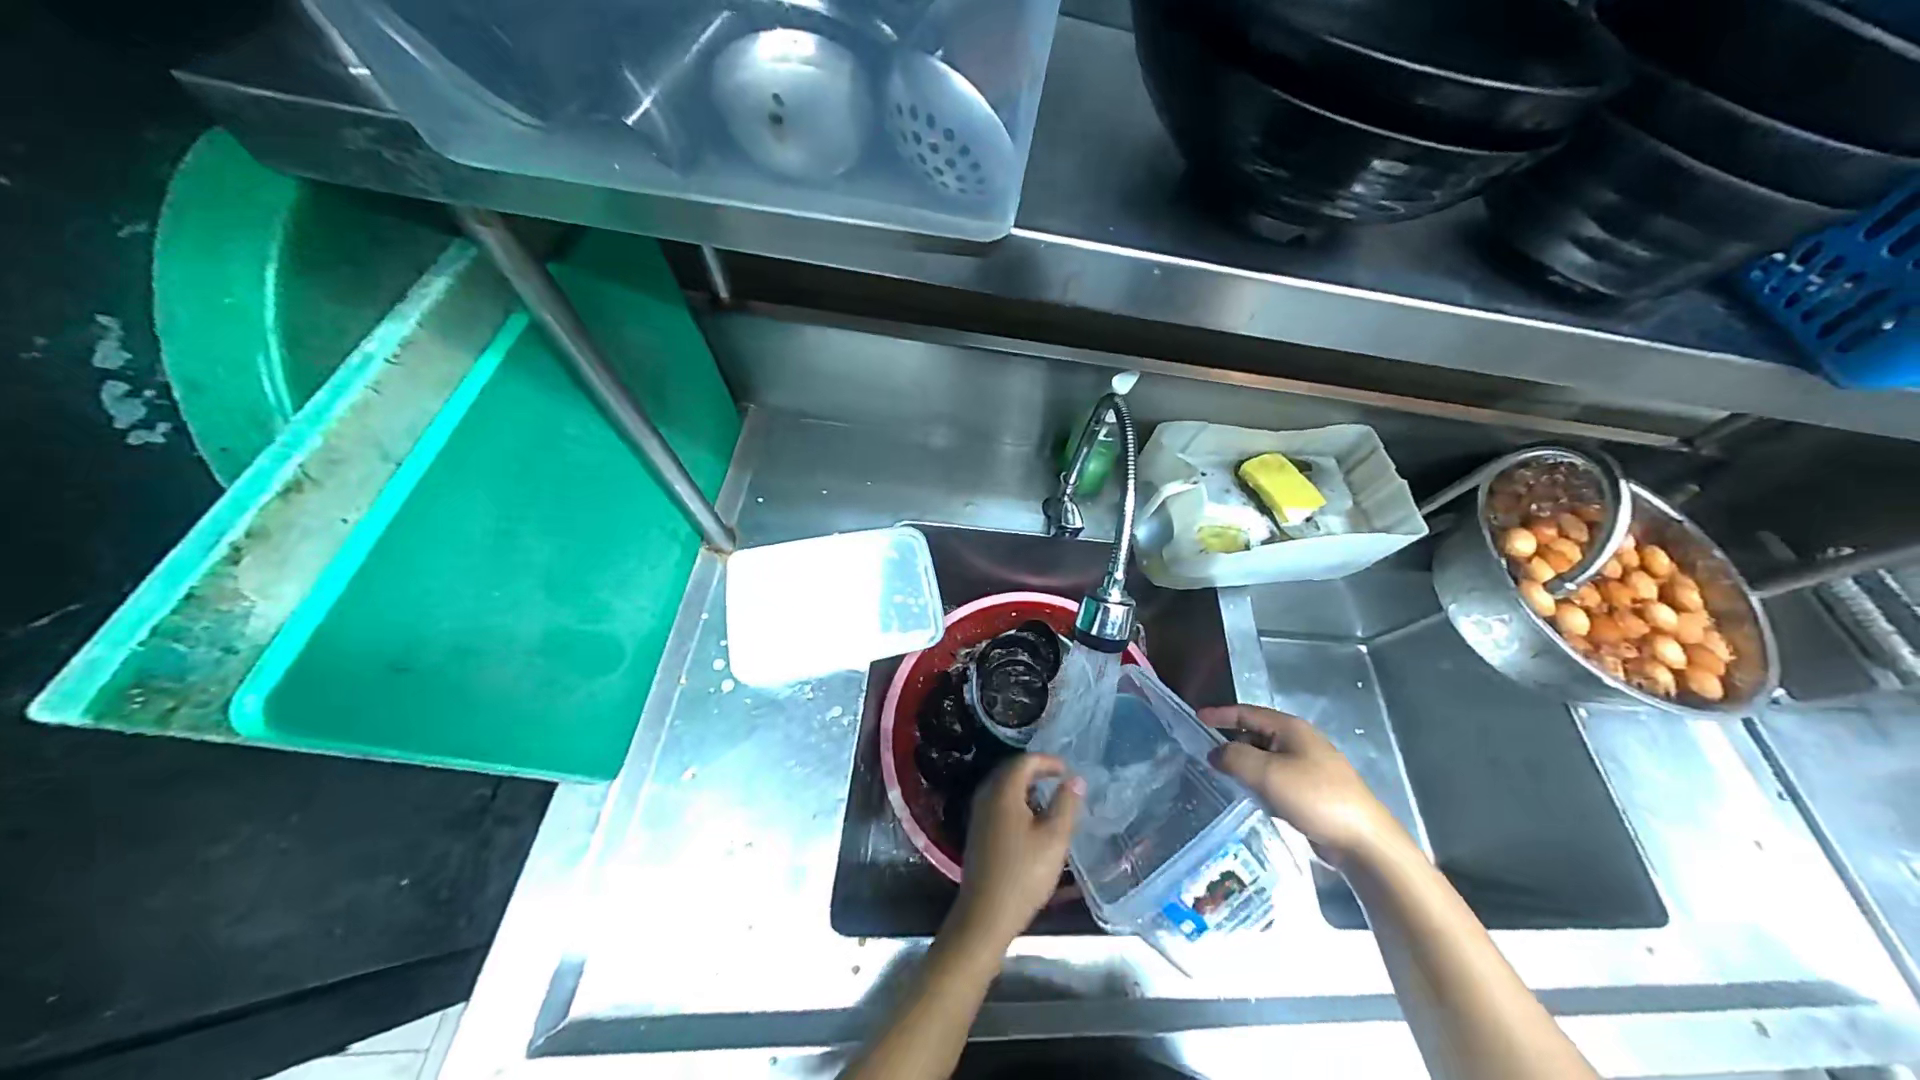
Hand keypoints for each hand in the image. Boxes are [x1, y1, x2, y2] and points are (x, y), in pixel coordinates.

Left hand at [947, 753, 1084, 949]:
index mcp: (1003, 792)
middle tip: (1061, 780)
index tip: (1069, 770)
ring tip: (1051, 799)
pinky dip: (1017, 802)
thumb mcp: (1054, 839)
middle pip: (1011, 771)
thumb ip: (1066, 805)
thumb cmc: (1024, 874)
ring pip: (1004, 788)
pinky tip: (1032, 820)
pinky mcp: (978, 832)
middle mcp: (986, 796)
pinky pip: (999, 803)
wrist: (986, 914)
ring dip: (1027, 787)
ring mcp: (979, 815)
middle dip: (1036, 770)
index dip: (1048, 761)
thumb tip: (1075, 779)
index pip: (1024, 761)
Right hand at [1201, 704, 1406, 864]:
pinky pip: (1276, 779)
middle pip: (1256, 735)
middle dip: (1231, 742)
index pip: (1248, 713)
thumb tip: (1215, 753)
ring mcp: (1309, 767)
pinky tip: (1250, 798)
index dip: (1221, 714)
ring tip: (1221, 778)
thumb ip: (1234, 758)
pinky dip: (1259, 783)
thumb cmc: (1314, 796)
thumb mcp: (1266, 773)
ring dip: (1245, 766)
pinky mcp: (1312, 791)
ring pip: (1266, 759)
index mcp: (1291, 729)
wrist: (1362, 840)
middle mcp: (1300, 742)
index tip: (1196, 718)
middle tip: (1205, 755)